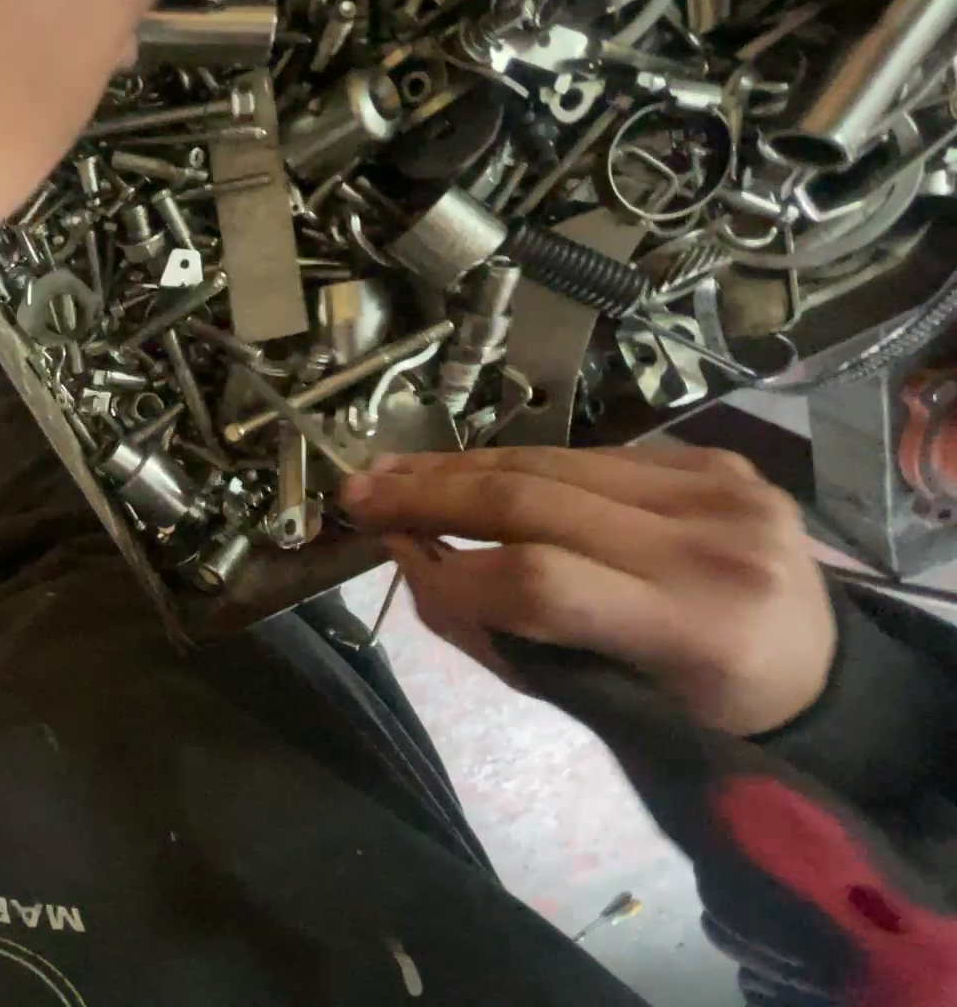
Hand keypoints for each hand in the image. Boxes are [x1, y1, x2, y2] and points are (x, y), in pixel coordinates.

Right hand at [340, 445, 835, 735]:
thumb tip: (402, 544)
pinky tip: (463, 473)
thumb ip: (477, 621)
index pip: (538, 581)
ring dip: (452, 468)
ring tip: (389, 471)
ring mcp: (721, 491)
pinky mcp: (714, 462)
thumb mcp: (570, 688)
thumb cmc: (672, 703)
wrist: (805, 667)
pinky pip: (578, 457)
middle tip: (356, 490)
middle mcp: (713, 547)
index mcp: (691, 629)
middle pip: (531, 501)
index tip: (386, 555)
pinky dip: (509, 466)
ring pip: (545, 462)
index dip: (447, 570)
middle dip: (426, 494)